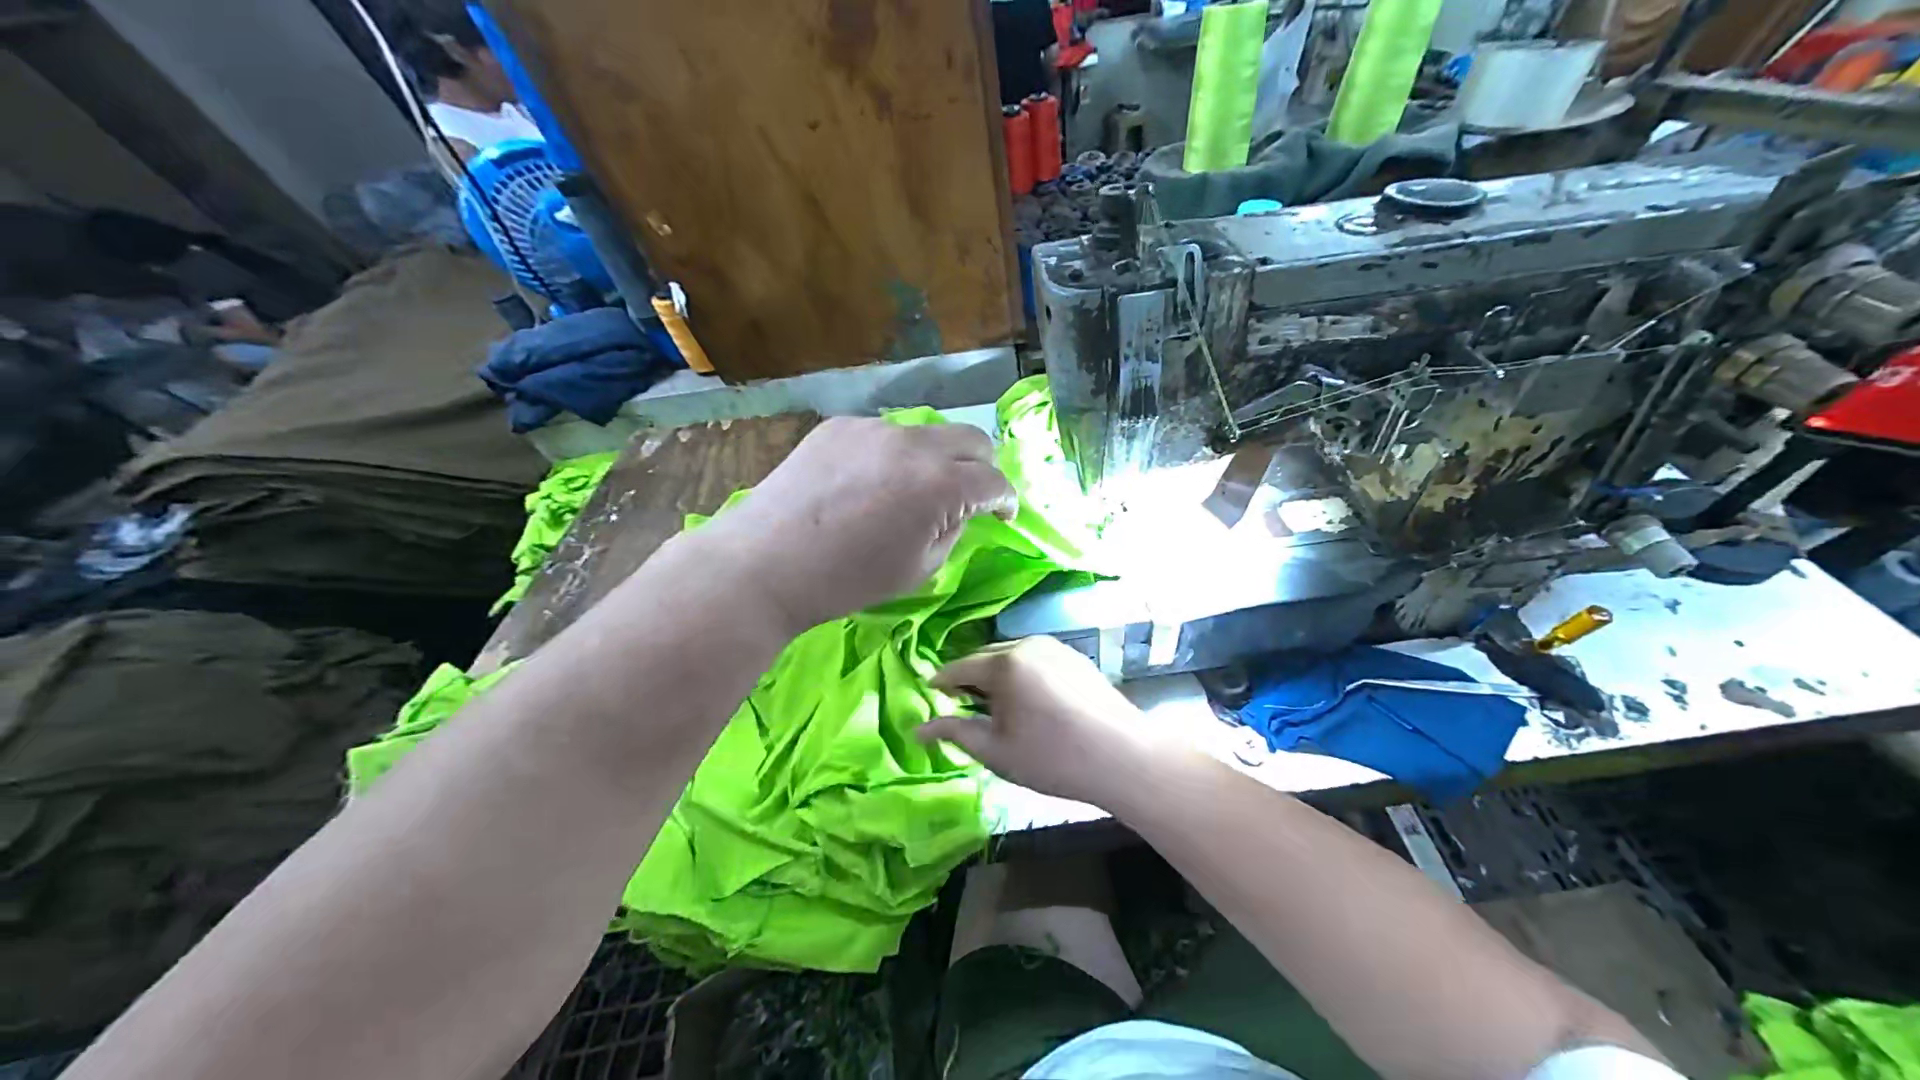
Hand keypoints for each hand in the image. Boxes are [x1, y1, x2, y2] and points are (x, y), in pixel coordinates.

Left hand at [703, 417, 1017, 633]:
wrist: (766, 563)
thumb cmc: (847, 580)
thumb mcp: (919, 570)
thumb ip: (952, 531)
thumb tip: (960, 510)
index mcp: (941, 486)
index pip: (994, 480)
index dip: (1005, 500)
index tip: (1002, 514)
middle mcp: (914, 445)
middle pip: (971, 438)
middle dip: (980, 467)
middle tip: (967, 494)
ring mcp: (873, 428)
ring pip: (925, 434)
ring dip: (933, 459)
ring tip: (906, 491)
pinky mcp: (839, 426)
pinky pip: (882, 434)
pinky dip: (889, 455)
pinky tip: (863, 484)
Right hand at [918, 637, 1161, 806]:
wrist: (1124, 757)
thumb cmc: (1053, 758)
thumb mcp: (996, 751)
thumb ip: (955, 733)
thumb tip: (918, 729)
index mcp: (1004, 664)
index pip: (958, 668)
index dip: (941, 683)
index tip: (931, 697)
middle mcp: (1028, 645)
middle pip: (985, 659)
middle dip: (969, 680)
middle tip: (963, 708)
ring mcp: (1055, 648)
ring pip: (1011, 657)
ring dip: (997, 677)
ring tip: (998, 709)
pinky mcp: (1075, 657)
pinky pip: (1035, 660)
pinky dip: (1022, 675)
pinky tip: (1030, 703)